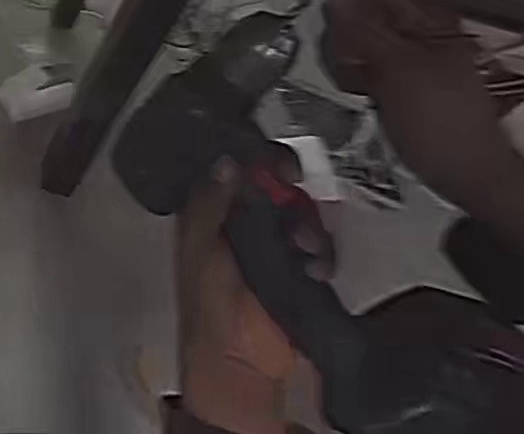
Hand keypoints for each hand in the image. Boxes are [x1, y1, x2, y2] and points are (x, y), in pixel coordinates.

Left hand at [176, 154, 331, 432]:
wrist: (239, 363)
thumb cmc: (208, 302)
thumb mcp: (201, 246)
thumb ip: (212, 203)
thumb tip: (225, 162)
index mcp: (209, 209)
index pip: (232, 168)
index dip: (254, 160)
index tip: (277, 161)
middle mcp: (239, 220)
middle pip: (271, 186)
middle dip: (289, 190)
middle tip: (297, 197)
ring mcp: (270, 244)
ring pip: (297, 212)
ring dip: (308, 222)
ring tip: (305, 244)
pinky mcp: (296, 269)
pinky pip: (316, 246)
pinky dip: (321, 251)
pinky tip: (315, 265)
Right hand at [322, 0, 523, 246]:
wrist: (471, 180)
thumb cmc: (440, 124)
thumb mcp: (397, 70)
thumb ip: (363, 25)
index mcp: (425, 16)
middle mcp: (415, 27)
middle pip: (354, 7)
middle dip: (341, 34)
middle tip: (351, 62)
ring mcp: (404, 51)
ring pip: (351, 35)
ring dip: (343, 57)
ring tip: (357, 83)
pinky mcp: (394, 74)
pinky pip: (357, 58)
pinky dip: (351, 72)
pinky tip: (359, 90)